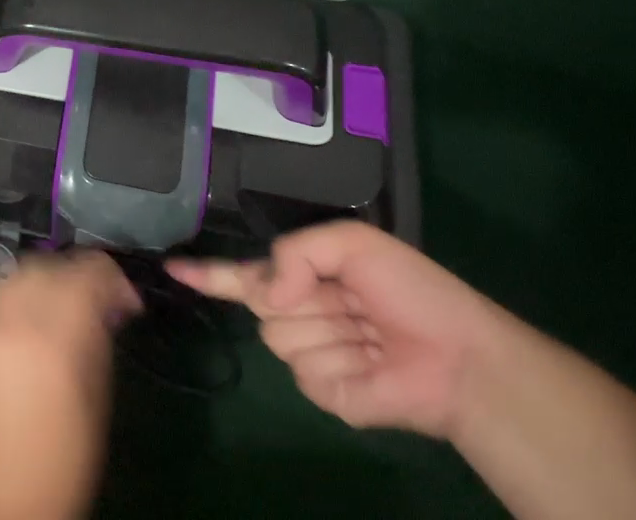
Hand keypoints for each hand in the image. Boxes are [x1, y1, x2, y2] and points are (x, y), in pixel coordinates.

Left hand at [0, 252, 141, 519]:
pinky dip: (6, 304)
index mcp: (54, 331)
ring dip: (37, 285)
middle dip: (72, 277)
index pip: (86, 270)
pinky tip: (17, 331)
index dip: (112, 278)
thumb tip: (106, 307)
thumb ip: (99, 338)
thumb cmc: (61, 461)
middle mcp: (8, 314)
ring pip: (10, 275)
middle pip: (45, 265)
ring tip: (52, 315)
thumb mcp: (97, 397)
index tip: (124, 301)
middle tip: (91, 305)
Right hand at [168, 221, 507, 439]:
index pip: (245, 275)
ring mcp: (309, 355)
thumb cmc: (413, 292)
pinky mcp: (323, 392)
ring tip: (371, 334)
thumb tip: (269, 294)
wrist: (462, 358)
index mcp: (305, 279)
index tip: (173, 268)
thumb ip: (296, 250)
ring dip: (329, 329)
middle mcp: (299, 315)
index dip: (209, 274)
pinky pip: (306, 371)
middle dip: (301, 295)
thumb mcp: (354, 244)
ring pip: (280, 336)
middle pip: (258, 300)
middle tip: (352, 302)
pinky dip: (343, 363)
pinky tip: (375, 364)